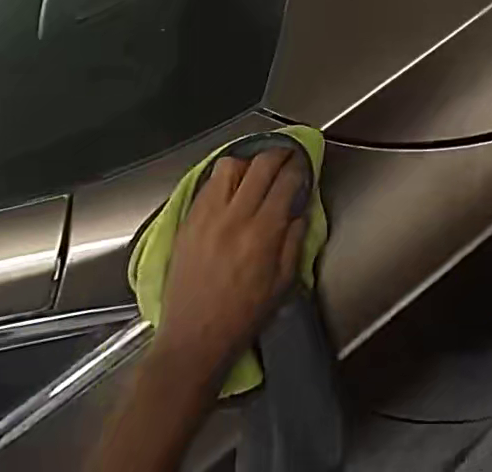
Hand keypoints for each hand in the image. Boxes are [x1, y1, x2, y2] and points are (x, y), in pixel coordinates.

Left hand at [154, 149, 307, 385]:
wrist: (194, 338)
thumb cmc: (242, 317)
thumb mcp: (282, 285)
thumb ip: (294, 241)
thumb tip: (300, 211)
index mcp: (262, 235)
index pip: (285, 183)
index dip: (298, 168)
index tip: (303, 165)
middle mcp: (234, 217)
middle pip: (260, 165)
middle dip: (278, 154)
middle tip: (286, 154)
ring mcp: (207, 215)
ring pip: (229, 165)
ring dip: (247, 162)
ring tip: (255, 171)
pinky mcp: (188, 219)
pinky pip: (208, 183)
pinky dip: (224, 178)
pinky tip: (231, 188)